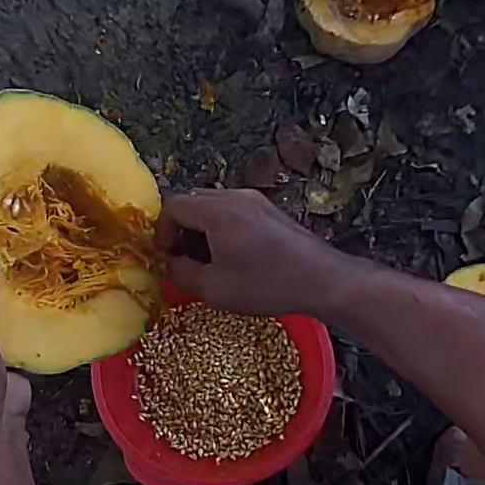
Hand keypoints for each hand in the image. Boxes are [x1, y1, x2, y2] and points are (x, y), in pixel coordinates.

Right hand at [156, 188, 360, 315]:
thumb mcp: (213, 288)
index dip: (162, 231)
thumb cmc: (265, 285)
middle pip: (192, 200)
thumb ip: (181, 273)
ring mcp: (256, 200)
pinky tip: (231, 257)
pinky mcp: (270, 211)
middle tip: (182, 259)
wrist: (322, 280)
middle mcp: (235, 196)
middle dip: (180, 229)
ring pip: (212, 205)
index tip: (165, 256)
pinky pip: (233, 210)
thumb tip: (168, 264)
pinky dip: (221, 228)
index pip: (173, 205)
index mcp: (217, 211)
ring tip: (206, 261)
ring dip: (200, 229)